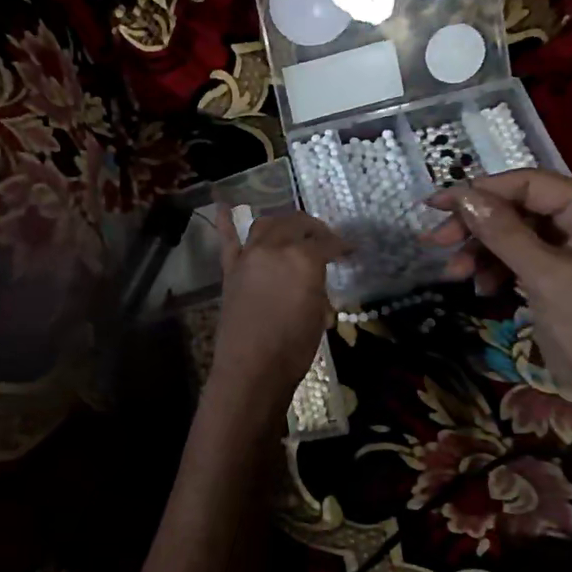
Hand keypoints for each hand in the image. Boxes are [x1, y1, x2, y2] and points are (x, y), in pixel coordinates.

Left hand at [209, 208, 347, 407]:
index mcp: (303, 259)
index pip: (327, 243)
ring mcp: (248, 257)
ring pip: (265, 225)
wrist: (252, 367)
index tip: (350, 251)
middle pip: (296, 225)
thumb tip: (313, 278)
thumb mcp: (319, 314)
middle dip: (314, 229)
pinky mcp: (230, 271)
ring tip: (291, 228)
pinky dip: (225, 221)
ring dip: (281, 222)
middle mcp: (274, 249)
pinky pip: (226, 240)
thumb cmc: (294, 347)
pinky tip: (222, 203)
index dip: (341, 246)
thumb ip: (317, 285)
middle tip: (325, 239)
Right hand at [427, 170, 571, 407]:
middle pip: (522, 208)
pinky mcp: (569, 277)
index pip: (533, 184)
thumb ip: (504, 233)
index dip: (482, 191)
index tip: (435, 207)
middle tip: (435, 244)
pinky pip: (526, 259)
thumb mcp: (546, 277)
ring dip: (483, 252)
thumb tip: (463, 196)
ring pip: (519, 235)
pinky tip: (482, 289)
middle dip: (477, 226)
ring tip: (455, 276)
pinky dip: (499, 270)